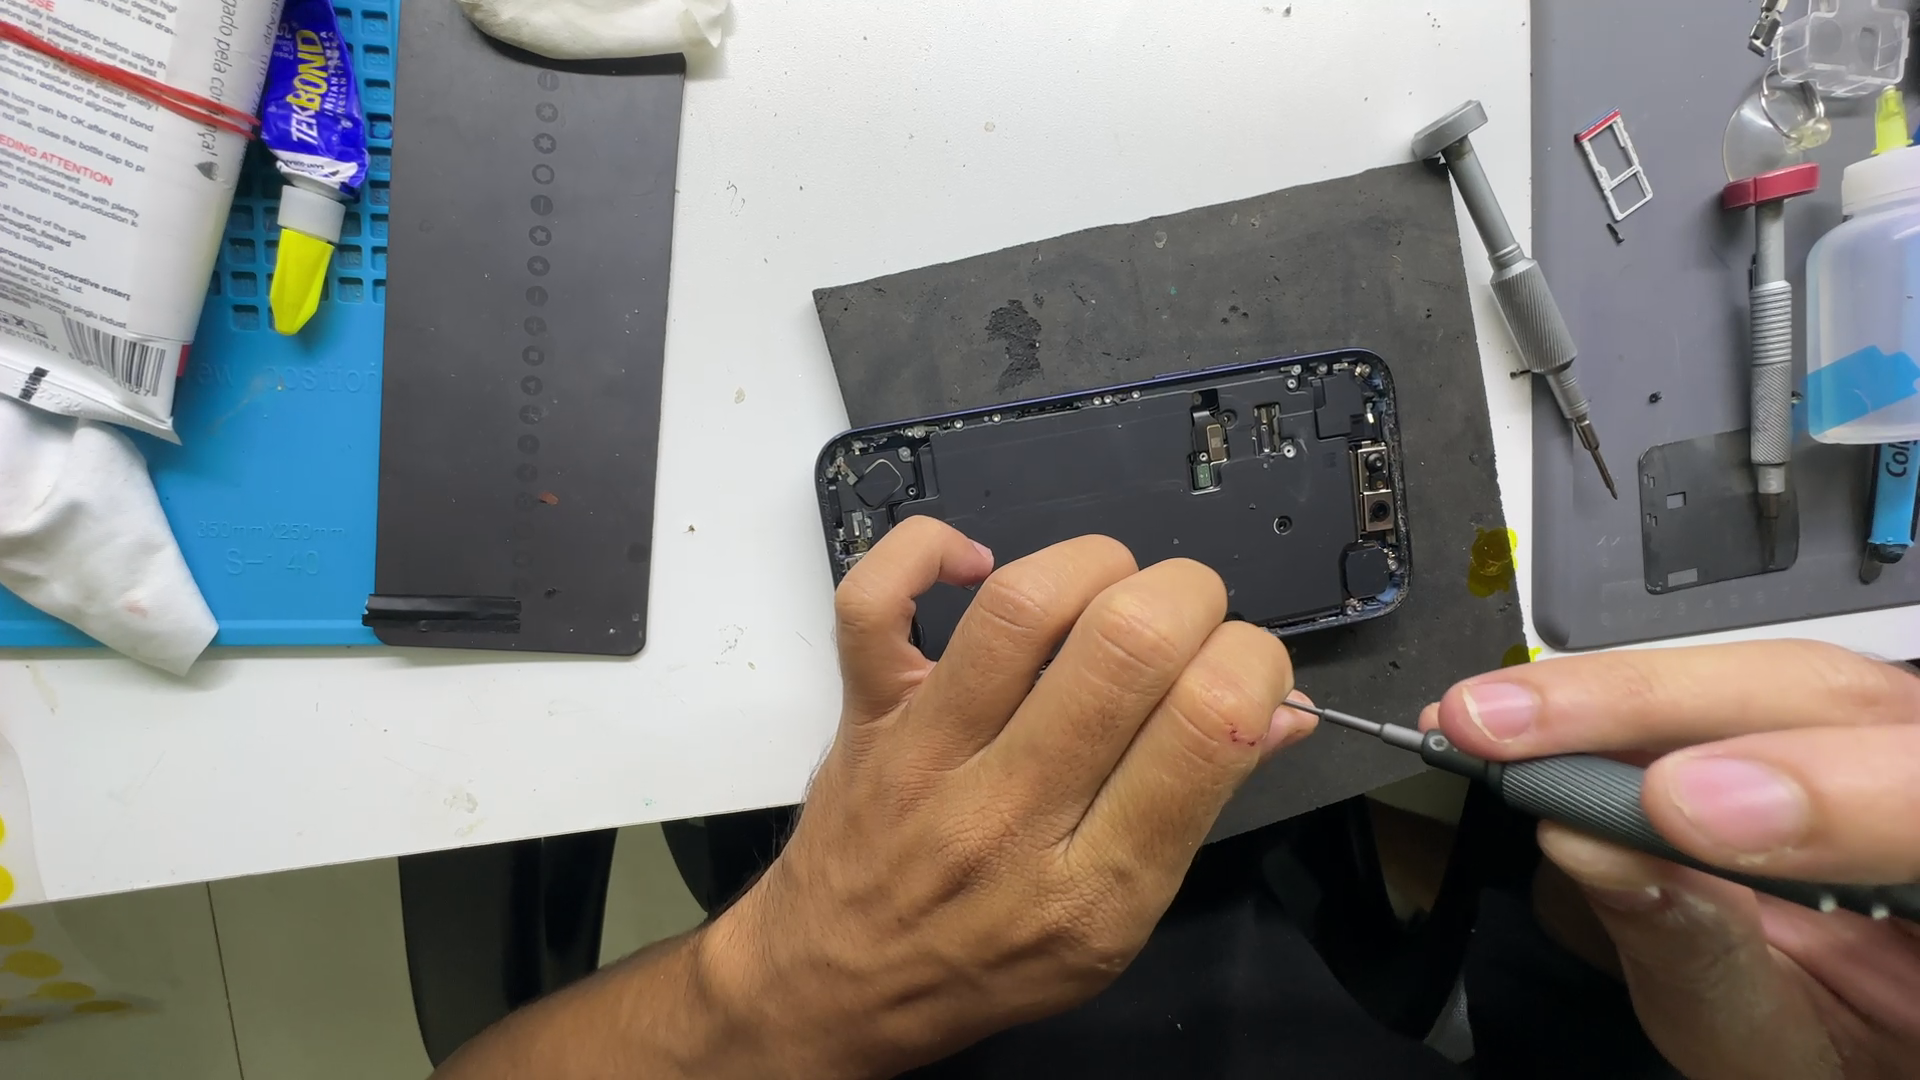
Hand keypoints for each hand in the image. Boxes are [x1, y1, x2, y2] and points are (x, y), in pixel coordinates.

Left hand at [702, 518, 1310, 1076]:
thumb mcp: (1116, 927)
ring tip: (1109, 580)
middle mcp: (1009, 807)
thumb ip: (1198, 809)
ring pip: (1018, 606)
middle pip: (1122, 647)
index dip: (1253, 661)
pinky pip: (873, 599)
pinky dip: (924, 550)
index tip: (1244, 658)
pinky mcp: (865, 706)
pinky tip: (972, 560)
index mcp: (1095, 881)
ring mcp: (924, 747)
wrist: (839, 978)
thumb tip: (1280, 710)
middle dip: (1187, 595)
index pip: (1207, 727)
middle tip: (1186, 608)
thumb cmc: (984, 959)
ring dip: (1092, 564)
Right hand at [1430, 642, 1919, 1078]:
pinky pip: (1682, 692)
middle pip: (1826, 696)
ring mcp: (1848, 748)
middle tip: (1506, 724)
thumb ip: (1700, 949)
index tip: (1677, 810)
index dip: (1835, 788)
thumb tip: (1577, 837)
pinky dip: (1578, 701)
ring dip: (1593, 693)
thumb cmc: (1828, 1062)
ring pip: (1746, 676)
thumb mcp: (1770, 1043)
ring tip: (1482, 717)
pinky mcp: (1760, 732)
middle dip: (1647, 701)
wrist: (1828, 1044)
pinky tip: (1504, 708)